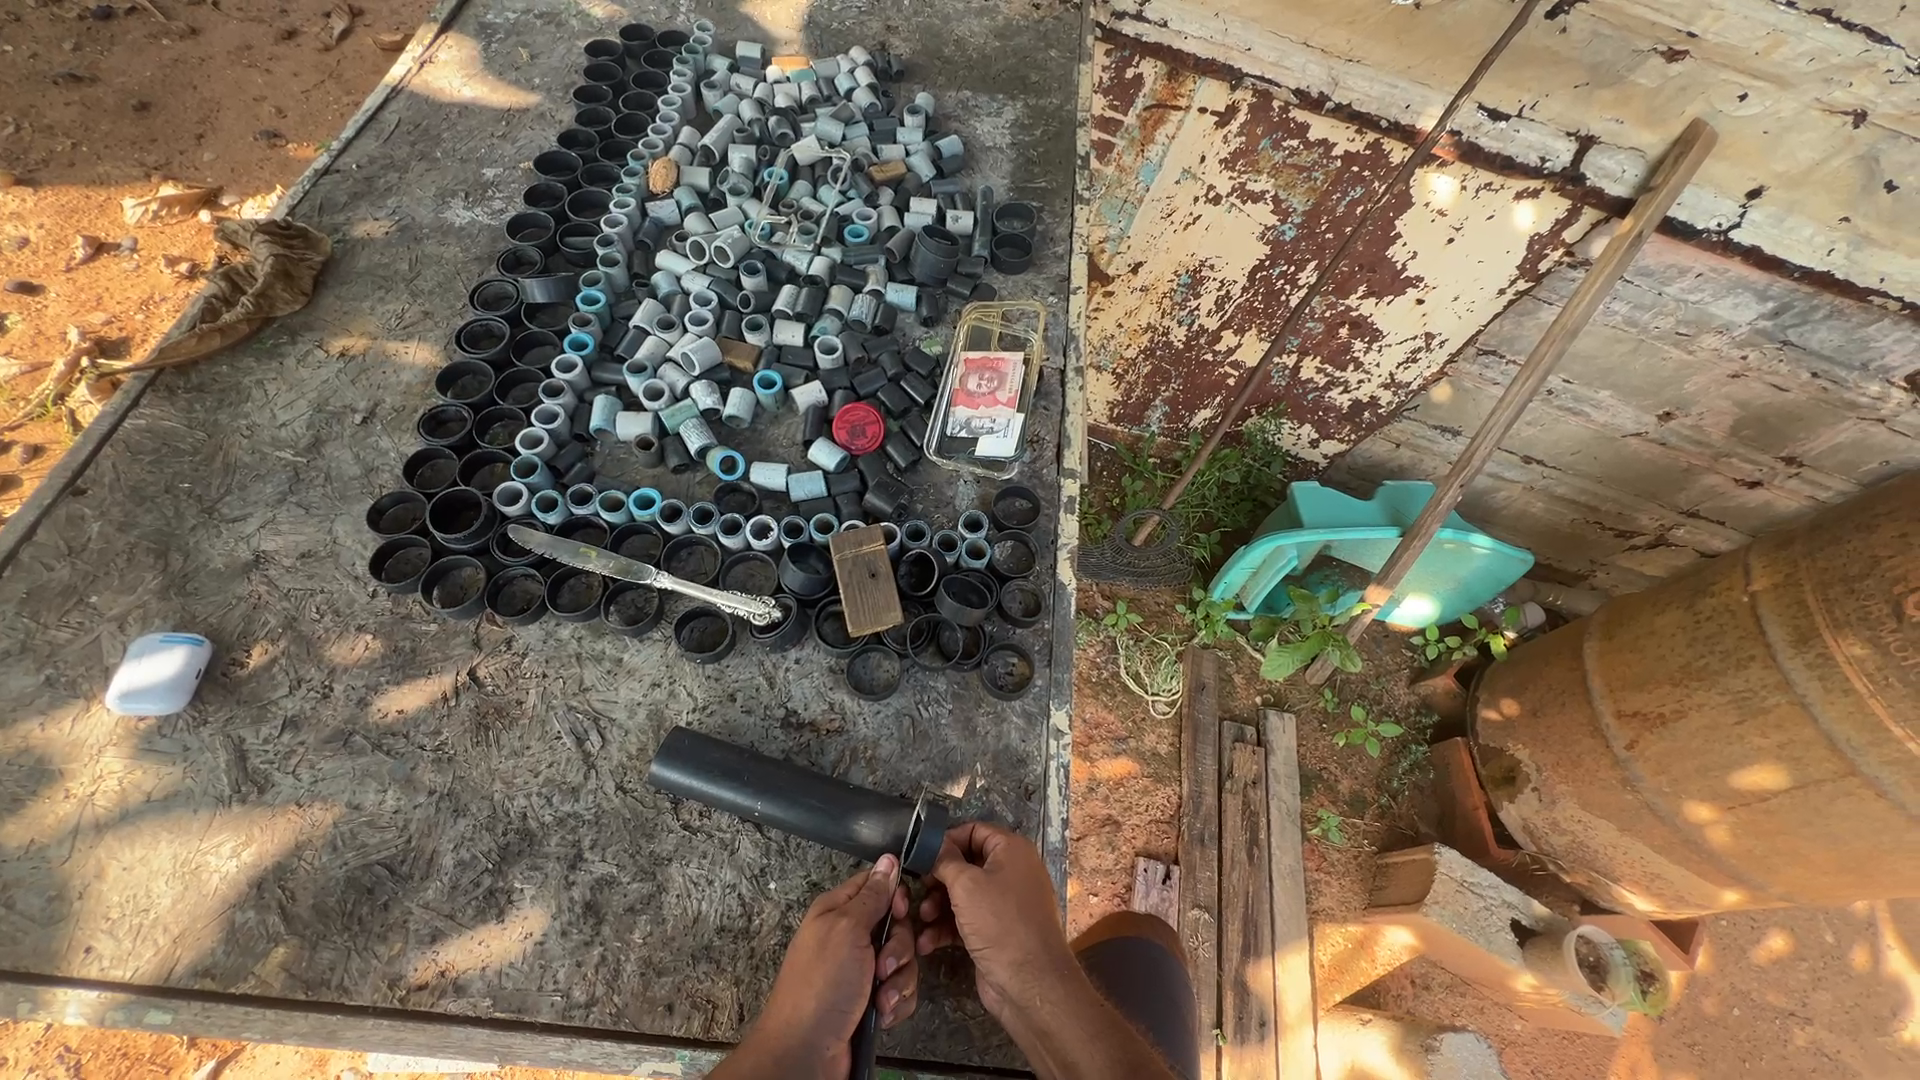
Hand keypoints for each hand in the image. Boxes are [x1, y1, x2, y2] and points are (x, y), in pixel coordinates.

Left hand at [718, 854, 918, 1079]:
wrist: (806, 1054)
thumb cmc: (822, 985)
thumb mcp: (847, 930)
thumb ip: (872, 895)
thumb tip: (888, 858)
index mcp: (837, 910)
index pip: (876, 884)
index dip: (894, 896)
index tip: (898, 913)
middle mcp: (850, 936)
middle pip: (896, 924)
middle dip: (899, 947)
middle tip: (883, 966)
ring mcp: (861, 970)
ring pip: (902, 960)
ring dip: (900, 980)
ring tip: (882, 999)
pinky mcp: (872, 999)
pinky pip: (901, 989)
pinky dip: (896, 1002)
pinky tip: (882, 1014)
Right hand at [915, 822, 1076, 1019]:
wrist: (1030, 983)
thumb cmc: (1000, 922)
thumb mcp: (966, 884)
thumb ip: (945, 860)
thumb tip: (934, 845)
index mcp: (1011, 849)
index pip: (974, 830)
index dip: (947, 840)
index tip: (921, 854)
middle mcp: (1011, 871)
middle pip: (966, 864)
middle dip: (939, 879)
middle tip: (918, 889)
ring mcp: (1005, 903)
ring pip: (964, 894)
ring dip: (938, 906)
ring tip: (921, 918)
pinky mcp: (997, 931)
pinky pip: (968, 920)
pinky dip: (948, 928)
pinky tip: (927, 942)